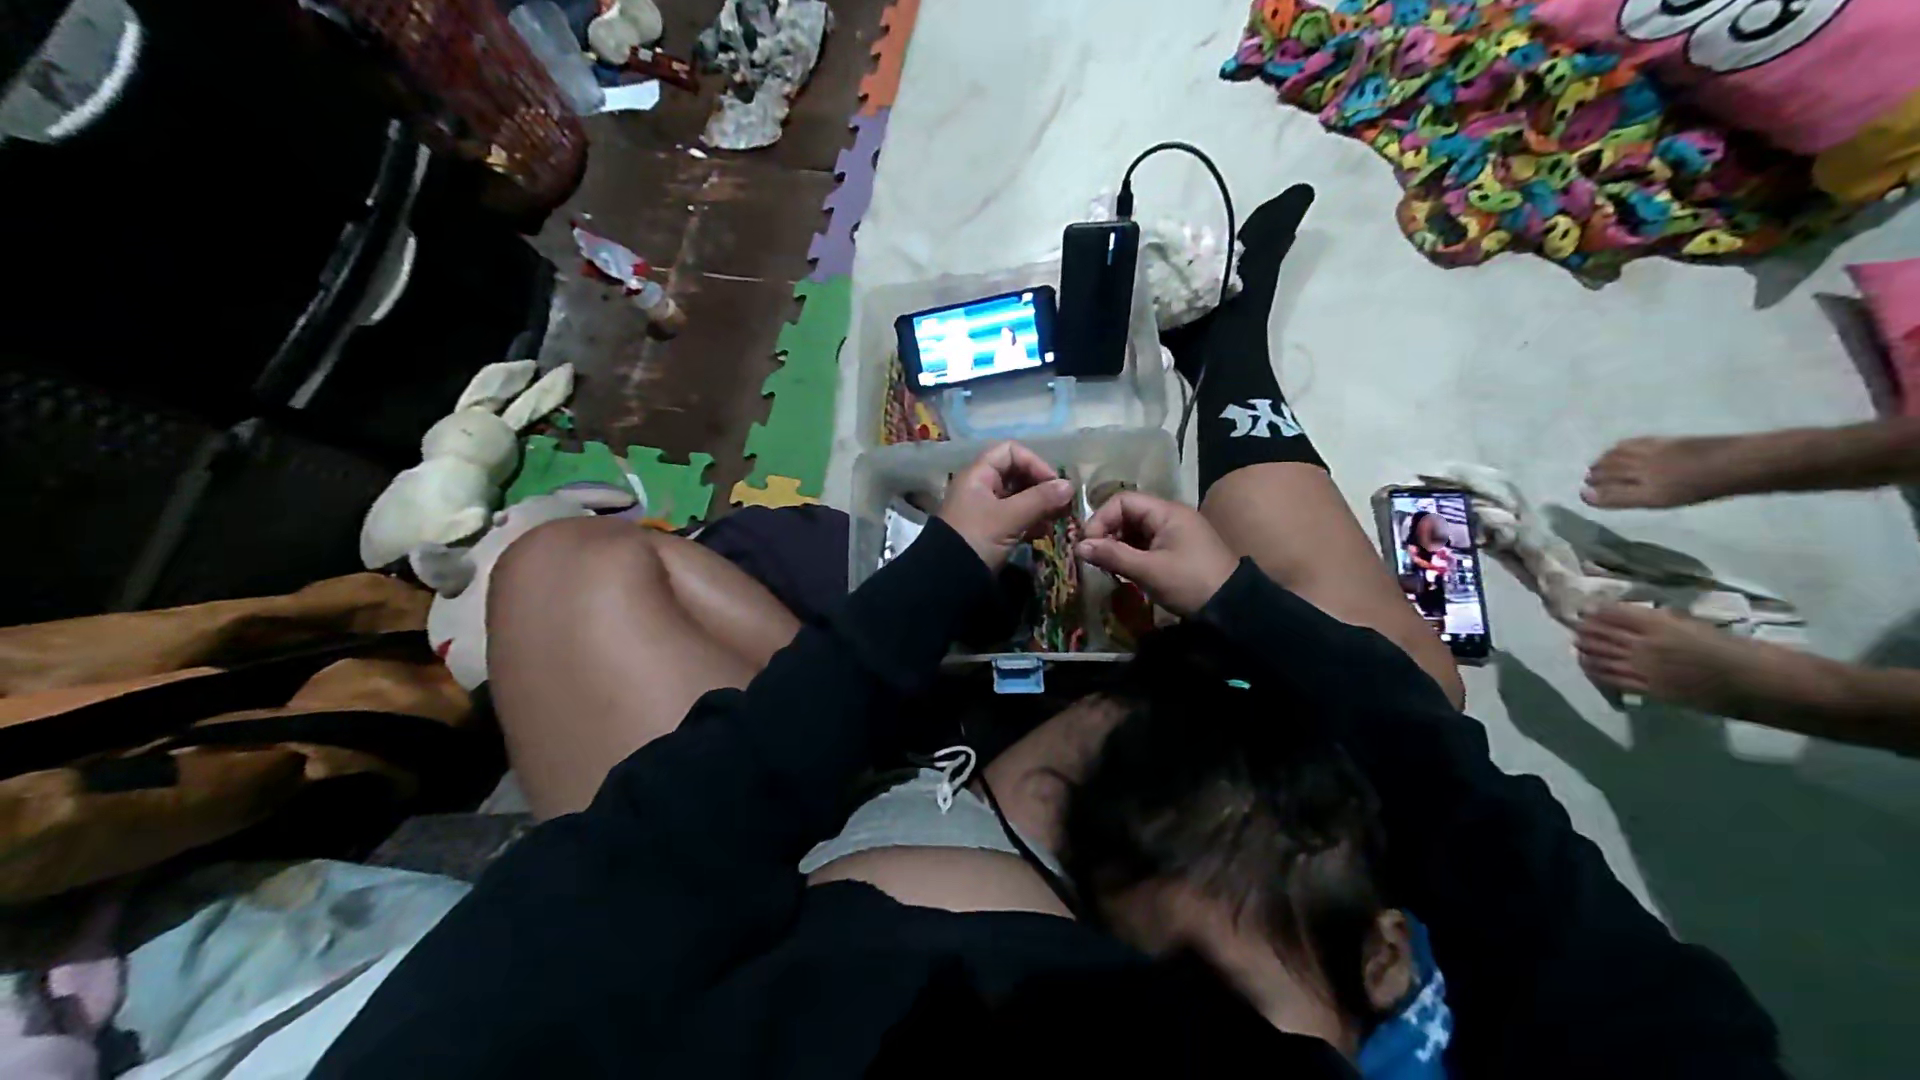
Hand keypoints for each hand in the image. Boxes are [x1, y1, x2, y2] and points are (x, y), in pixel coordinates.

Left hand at [937, 441, 1074, 570]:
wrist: (947, 580)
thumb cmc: (976, 539)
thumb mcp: (1009, 518)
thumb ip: (1040, 500)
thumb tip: (1069, 486)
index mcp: (978, 475)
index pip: (1010, 451)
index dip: (1034, 462)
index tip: (1053, 483)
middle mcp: (981, 487)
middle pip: (1017, 474)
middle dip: (1042, 487)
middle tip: (1062, 504)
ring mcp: (985, 509)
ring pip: (1018, 497)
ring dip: (1040, 505)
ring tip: (1058, 519)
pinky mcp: (990, 530)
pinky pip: (1015, 517)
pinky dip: (1032, 521)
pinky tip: (1046, 532)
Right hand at [1076, 491, 1237, 616]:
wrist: (1233, 608)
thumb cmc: (1190, 583)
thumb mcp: (1149, 570)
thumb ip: (1112, 556)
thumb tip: (1078, 547)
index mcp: (1166, 512)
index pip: (1122, 501)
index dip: (1100, 519)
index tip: (1088, 544)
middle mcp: (1169, 516)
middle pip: (1126, 513)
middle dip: (1106, 532)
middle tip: (1093, 556)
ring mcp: (1173, 533)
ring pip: (1133, 530)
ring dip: (1116, 545)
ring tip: (1105, 565)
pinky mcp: (1174, 550)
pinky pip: (1143, 544)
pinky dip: (1129, 553)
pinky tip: (1120, 570)